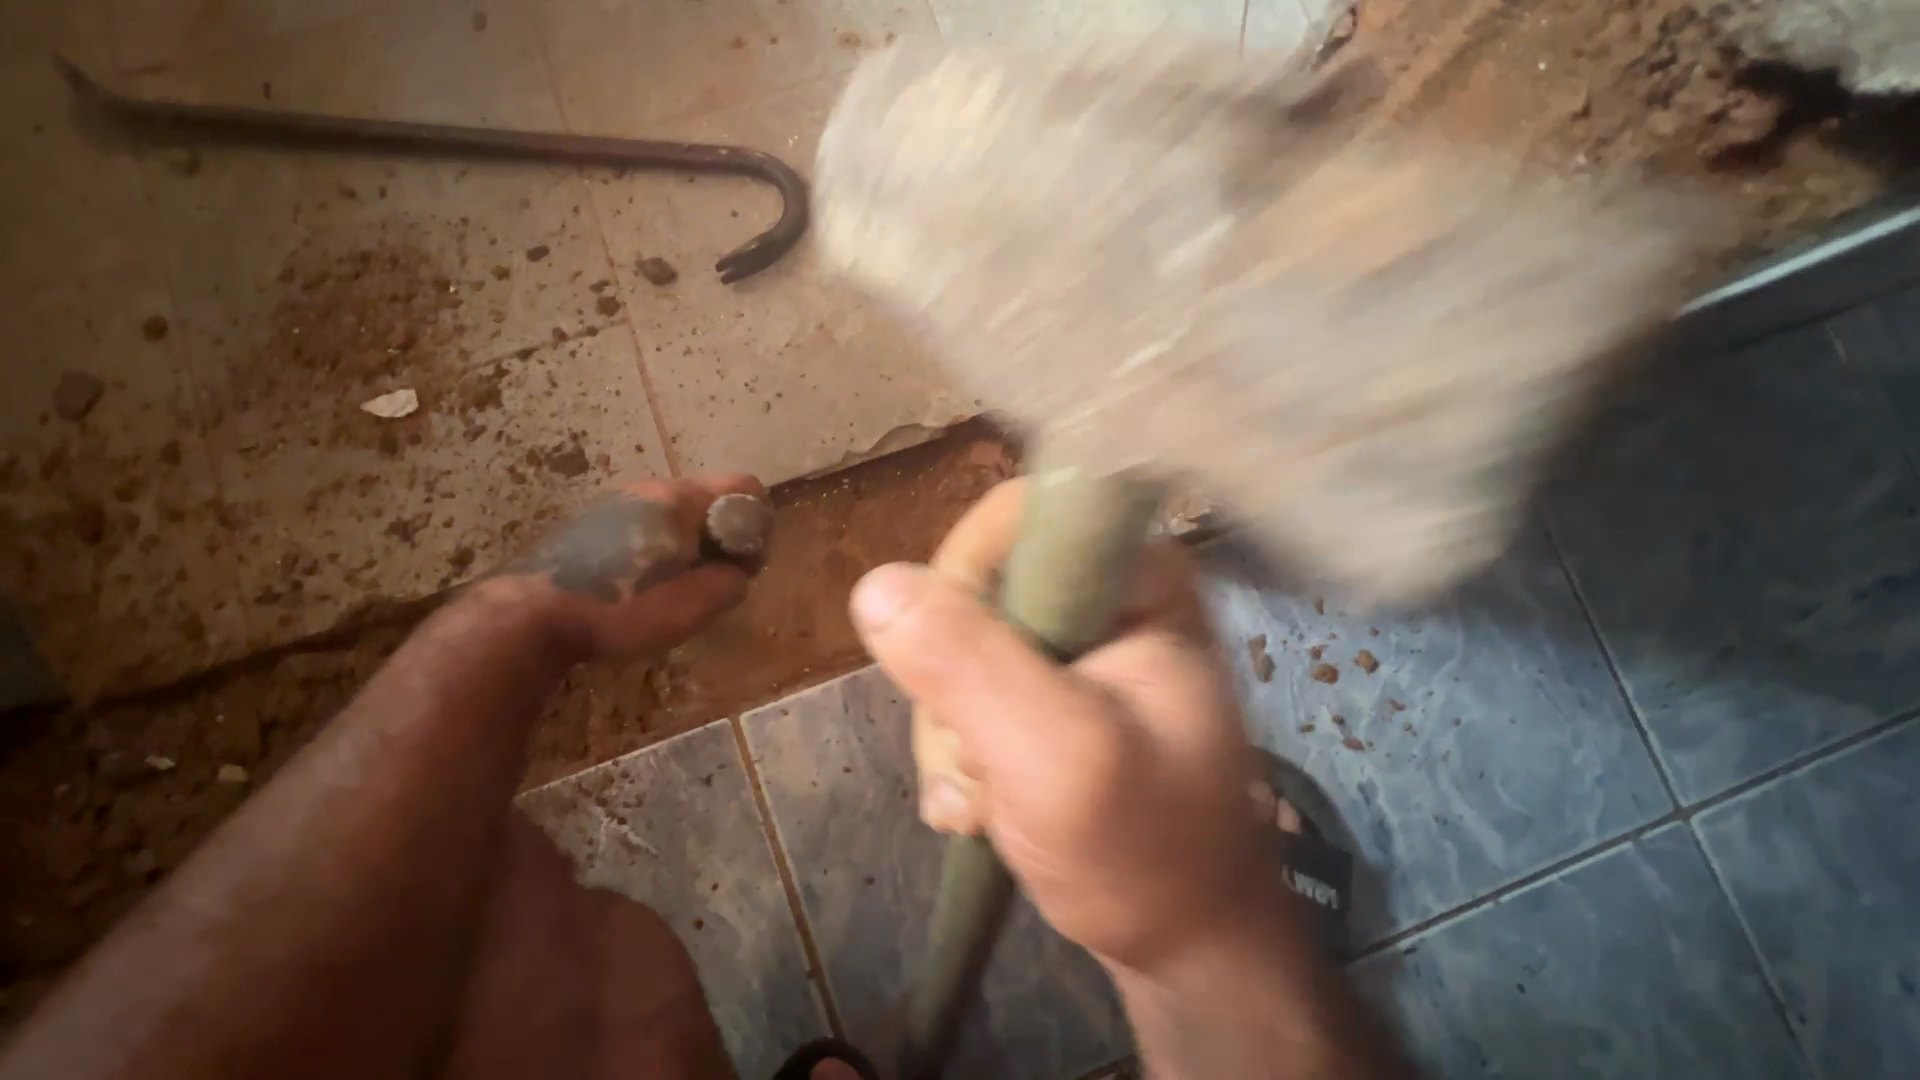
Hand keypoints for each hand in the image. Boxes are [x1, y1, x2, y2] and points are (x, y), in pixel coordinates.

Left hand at [487, 474, 767, 661]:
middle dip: (724, 539)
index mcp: (679, 499)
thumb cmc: (620, 608)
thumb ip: (730, 582)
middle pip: (710, 501)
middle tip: (716, 584)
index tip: (746, 567)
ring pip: (675, 516)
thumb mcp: (693, 606)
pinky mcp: (589, 526)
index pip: (745, 487)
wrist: (527, 617)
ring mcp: (615, 505)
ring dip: (690, 547)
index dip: (759, 526)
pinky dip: (658, 551)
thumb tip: (735, 574)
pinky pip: (644, 528)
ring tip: (676, 590)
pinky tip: (639, 588)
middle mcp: (649, 490)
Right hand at [849, 479, 1276, 973]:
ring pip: (961, 643)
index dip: (961, 581)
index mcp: (1139, 573)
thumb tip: (877, 587)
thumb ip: (972, 667)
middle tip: (972, 764)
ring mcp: (1081, 643)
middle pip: (975, 586)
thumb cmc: (1146, 850)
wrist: (1185, 940)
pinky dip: (958, 749)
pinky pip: (971, 686)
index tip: (942, 665)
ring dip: (948, 731)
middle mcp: (1110, 591)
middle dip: (950, 683)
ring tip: (979, 803)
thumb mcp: (1058, 759)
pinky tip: (975, 807)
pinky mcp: (1055, 688)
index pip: (1017, 517)